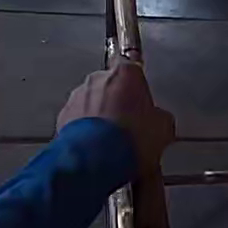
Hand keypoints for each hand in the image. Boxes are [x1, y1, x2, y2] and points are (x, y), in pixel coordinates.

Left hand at [57, 62, 174, 165]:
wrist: (95, 159)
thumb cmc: (129, 139)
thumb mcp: (163, 129)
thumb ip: (160, 117)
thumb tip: (159, 122)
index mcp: (125, 73)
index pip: (133, 68)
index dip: (138, 86)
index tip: (141, 98)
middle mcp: (98, 79)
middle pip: (112, 86)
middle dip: (119, 103)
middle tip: (130, 126)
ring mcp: (78, 96)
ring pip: (93, 103)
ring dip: (102, 117)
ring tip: (115, 143)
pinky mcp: (64, 115)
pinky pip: (78, 120)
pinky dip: (86, 131)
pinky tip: (98, 149)